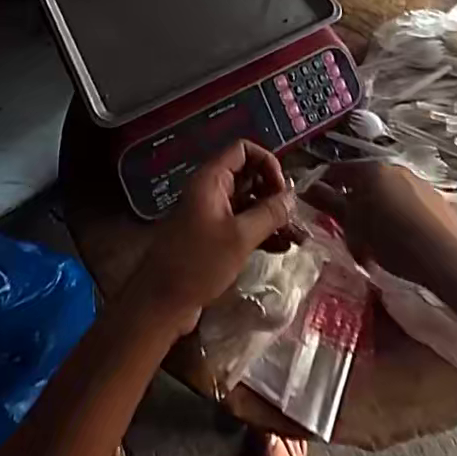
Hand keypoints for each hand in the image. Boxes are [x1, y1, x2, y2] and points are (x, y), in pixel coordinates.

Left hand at [124, 140, 295, 338]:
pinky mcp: (213, 237)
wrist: (159, 305)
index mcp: (211, 180)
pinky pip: (242, 224)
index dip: (266, 162)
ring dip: (272, 215)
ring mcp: (211, 214)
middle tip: (291, 214)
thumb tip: (292, 197)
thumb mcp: (240, 237)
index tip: (281, 189)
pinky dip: (262, 231)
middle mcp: (210, 190)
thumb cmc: (197, 264)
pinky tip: (282, 247)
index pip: (243, 150)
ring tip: (296, 235)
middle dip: (274, 192)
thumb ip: (269, 213)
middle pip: (248, 175)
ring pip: (248, 202)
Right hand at [305, 160, 456, 289]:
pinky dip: (393, 218)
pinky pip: (403, 204)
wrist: (447, 256)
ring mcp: (416, 182)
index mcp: (371, 170)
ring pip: (383, 194)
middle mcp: (394, 168)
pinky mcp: (433, 198)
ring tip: (370, 243)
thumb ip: (330, 204)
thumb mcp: (354, 225)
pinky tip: (397, 243)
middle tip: (344, 231)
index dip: (321, 186)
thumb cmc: (393, 240)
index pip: (336, 171)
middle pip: (362, 182)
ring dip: (372, 214)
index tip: (312, 205)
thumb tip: (308, 189)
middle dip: (350, 205)